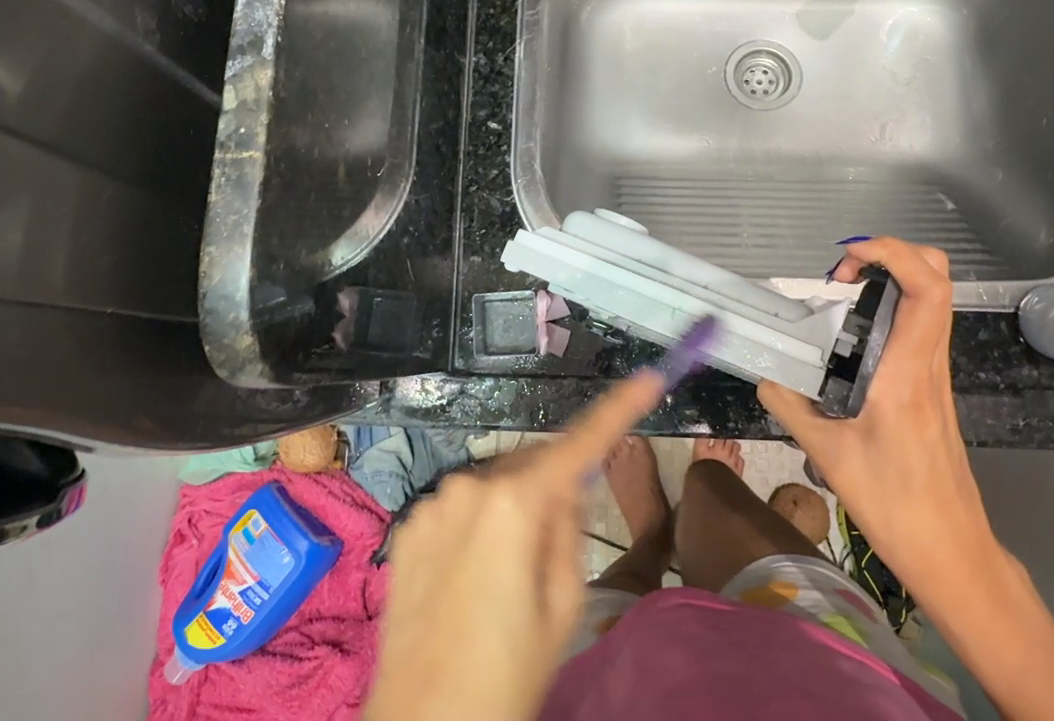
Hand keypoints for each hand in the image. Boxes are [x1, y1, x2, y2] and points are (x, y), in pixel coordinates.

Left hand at [365, 372, 665, 720]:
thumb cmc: (508, 674)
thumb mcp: (563, 607)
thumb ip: (569, 531)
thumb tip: (566, 489)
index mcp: (515, 504)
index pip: (578, 444)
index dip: (617, 410)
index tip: (647, 378)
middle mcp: (469, 486)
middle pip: (531, 469)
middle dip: (551, 491)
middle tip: (553, 559)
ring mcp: (431, 505)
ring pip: (493, 491)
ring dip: (511, 512)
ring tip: (505, 583)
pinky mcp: (407, 529)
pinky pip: (459, 512)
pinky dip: (476, 529)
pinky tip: (468, 582)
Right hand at [757, 238, 997, 590]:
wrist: (949, 549)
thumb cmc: (893, 504)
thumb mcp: (828, 455)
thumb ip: (791, 407)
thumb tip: (765, 377)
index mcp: (908, 373)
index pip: (928, 289)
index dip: (893, 253)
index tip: (849, 257)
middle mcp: (929, 364)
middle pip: (940, 280)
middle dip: (893, 255)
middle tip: (844, 274)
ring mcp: (935, 376)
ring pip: (933, 302)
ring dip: (892, 280)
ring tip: (841, 298)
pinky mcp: (932, 390)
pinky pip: (920, 329)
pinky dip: (892, 311)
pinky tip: (852, 340)